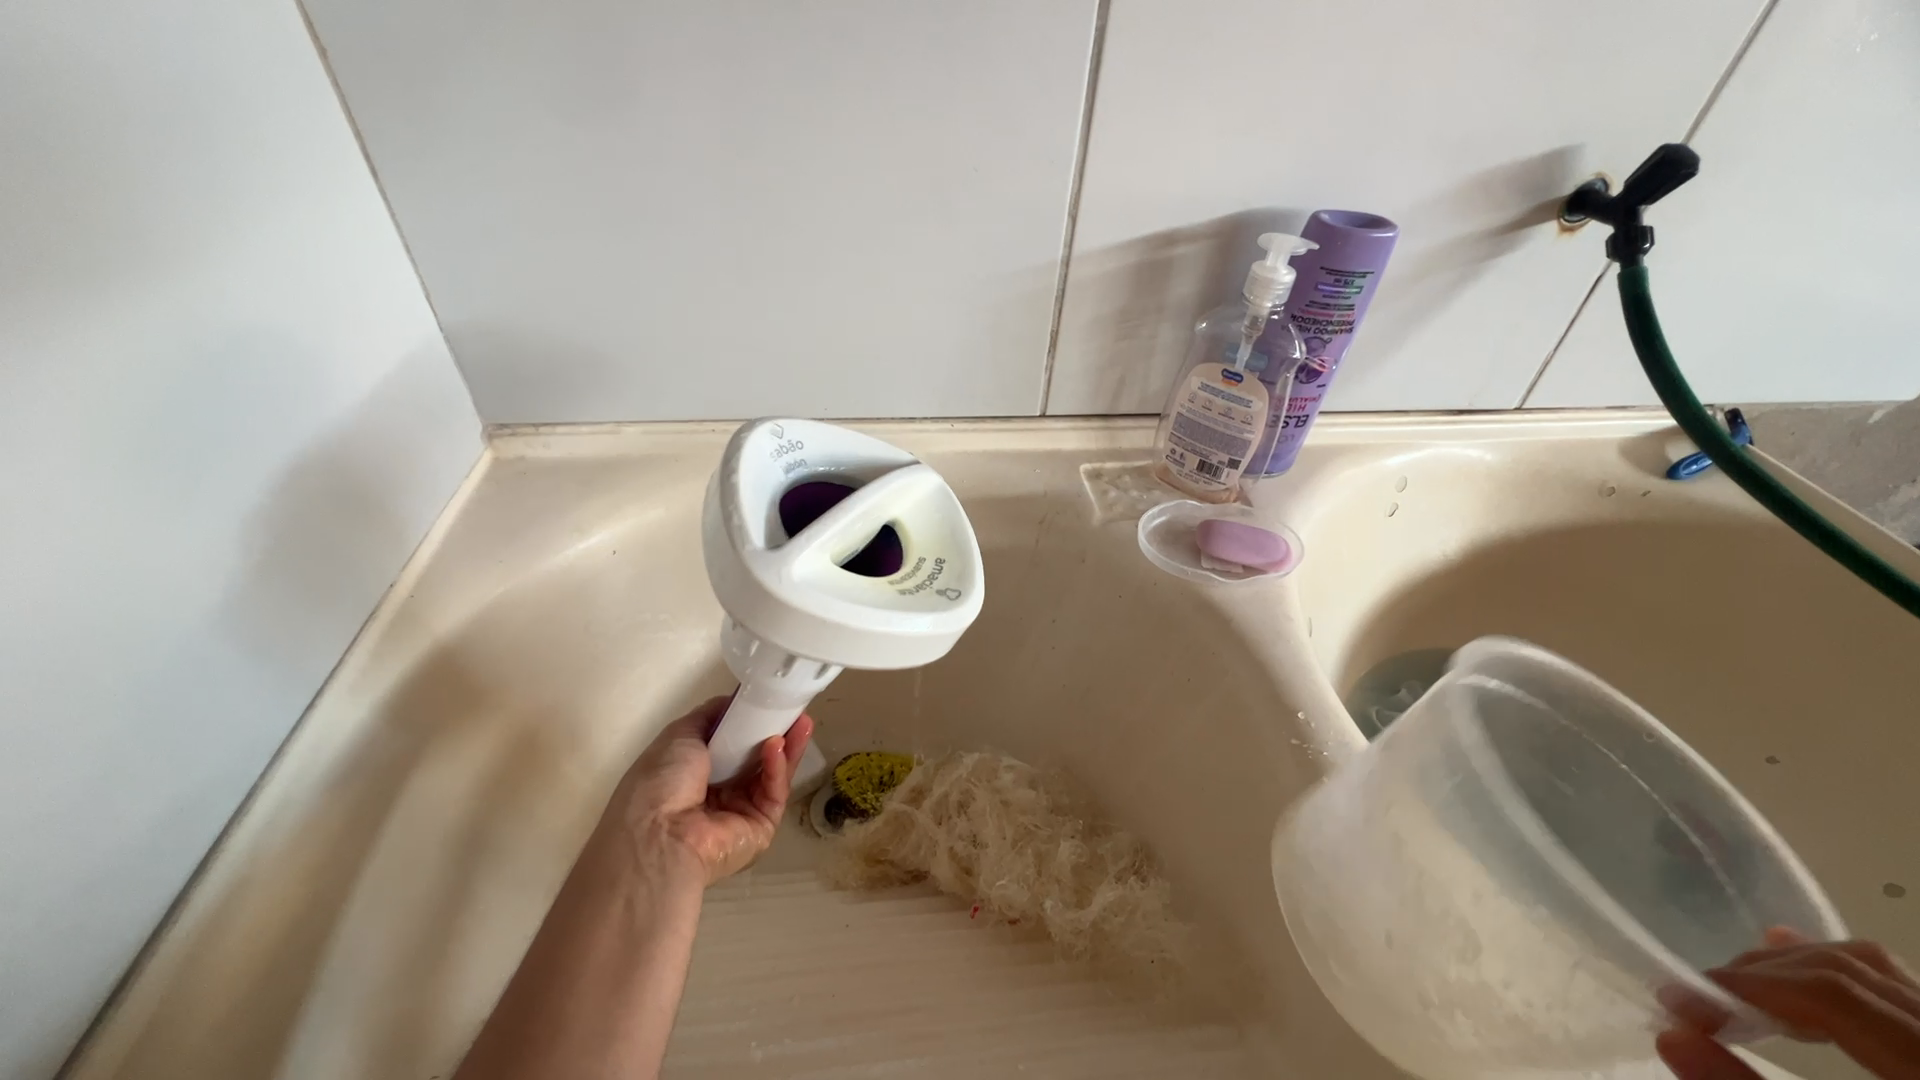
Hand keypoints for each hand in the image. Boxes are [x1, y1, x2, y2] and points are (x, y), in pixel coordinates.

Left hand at [601, 695, 814, 886]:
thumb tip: (734, 702)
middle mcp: (719, 791)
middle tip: (793, 711)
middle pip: (756, 757)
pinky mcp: (761, 826)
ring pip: (771, 773)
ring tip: (802, 722)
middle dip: (775, 732)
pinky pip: (773, 792)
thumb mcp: (680, 735)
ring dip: (786, 747)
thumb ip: (710, 716)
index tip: (768, 701)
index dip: (750, 722)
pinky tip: (777, 747)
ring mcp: (742, 811)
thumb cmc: (662, 780)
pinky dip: (777, 768)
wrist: (660, 834)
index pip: (731, 744)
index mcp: (695, 772)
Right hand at [1658, 928, 1919, 1078]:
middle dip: (1759, 978)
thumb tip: (1673, 1038)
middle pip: (1846, 973)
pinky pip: (1898, 983)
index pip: (1831, 997)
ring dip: (1790, 970)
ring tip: (1738, 996)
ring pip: (1870, 968)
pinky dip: (1834, 972)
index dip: (1745, 989)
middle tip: (1700, 1004)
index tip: (1679, 1004)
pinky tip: (1787, 959)